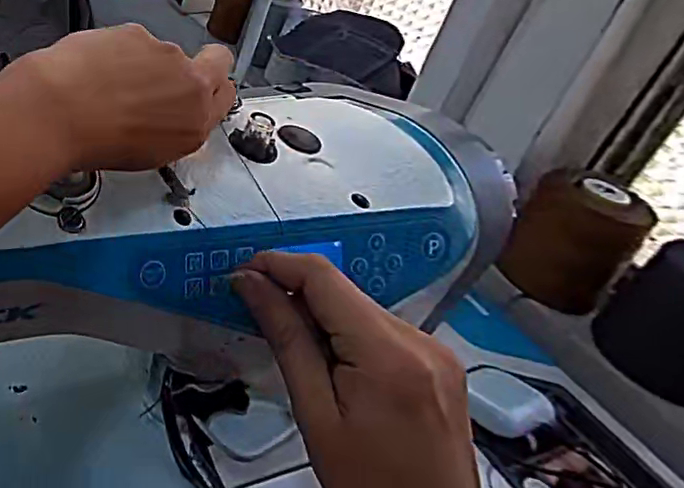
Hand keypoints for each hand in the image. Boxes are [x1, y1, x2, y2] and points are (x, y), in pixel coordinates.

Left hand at [0, 24, 234, 171]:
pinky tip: (98, 68)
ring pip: (166, 51)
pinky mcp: (138, 32)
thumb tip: (165, 116)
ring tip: (111, 83)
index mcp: (195, 124)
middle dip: (201, 62)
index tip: (197, 88)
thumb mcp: (146, 153)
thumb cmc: (91, 140)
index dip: (212, 89)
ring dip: (147, 60)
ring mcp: (166, 55)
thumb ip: (172, 127)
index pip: (224, 94)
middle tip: (165, 76)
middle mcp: (189, 86)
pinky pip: (135, 39)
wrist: (58, 111)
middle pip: (215, 61)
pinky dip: (119, 49)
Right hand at [234, 251, 477, 487]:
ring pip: (360, 306)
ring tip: (303, 359)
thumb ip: (286, 339)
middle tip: (259, 315)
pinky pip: (382, 328)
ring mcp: (436, 349)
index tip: (242, 274)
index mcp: (389, 352)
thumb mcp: (316, 418)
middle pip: (342, 290)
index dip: (277, 264)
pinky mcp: (441, 361)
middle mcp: (420, 339)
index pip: (323, 276)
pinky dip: (351, 335)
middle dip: (297, 296)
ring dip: (323, 318)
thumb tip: (251, 282)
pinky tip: (337, 369)